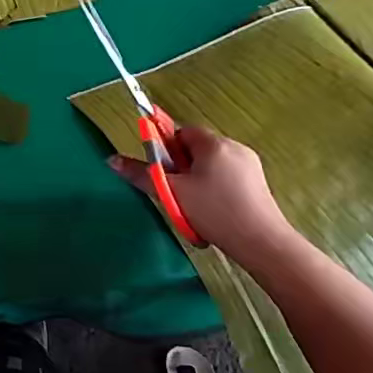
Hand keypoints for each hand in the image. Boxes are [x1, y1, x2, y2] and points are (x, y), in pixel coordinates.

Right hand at [108, 126, 298, 261]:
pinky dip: (217, 193)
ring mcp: (250, 165)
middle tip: (176, 195)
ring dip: (199, 183)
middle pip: (198, 150)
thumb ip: (142, 175)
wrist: (260, 241)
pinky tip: (215, 216)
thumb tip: (111, 159)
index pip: (182, 132)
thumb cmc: (213, 211)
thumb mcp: (172, 194)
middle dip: (183, 170)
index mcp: (213, 143)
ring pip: (213, 167)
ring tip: (195, 211)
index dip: (168, 149)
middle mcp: (234, 147)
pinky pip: (229, 180)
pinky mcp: (259, 184)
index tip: (164, 172)